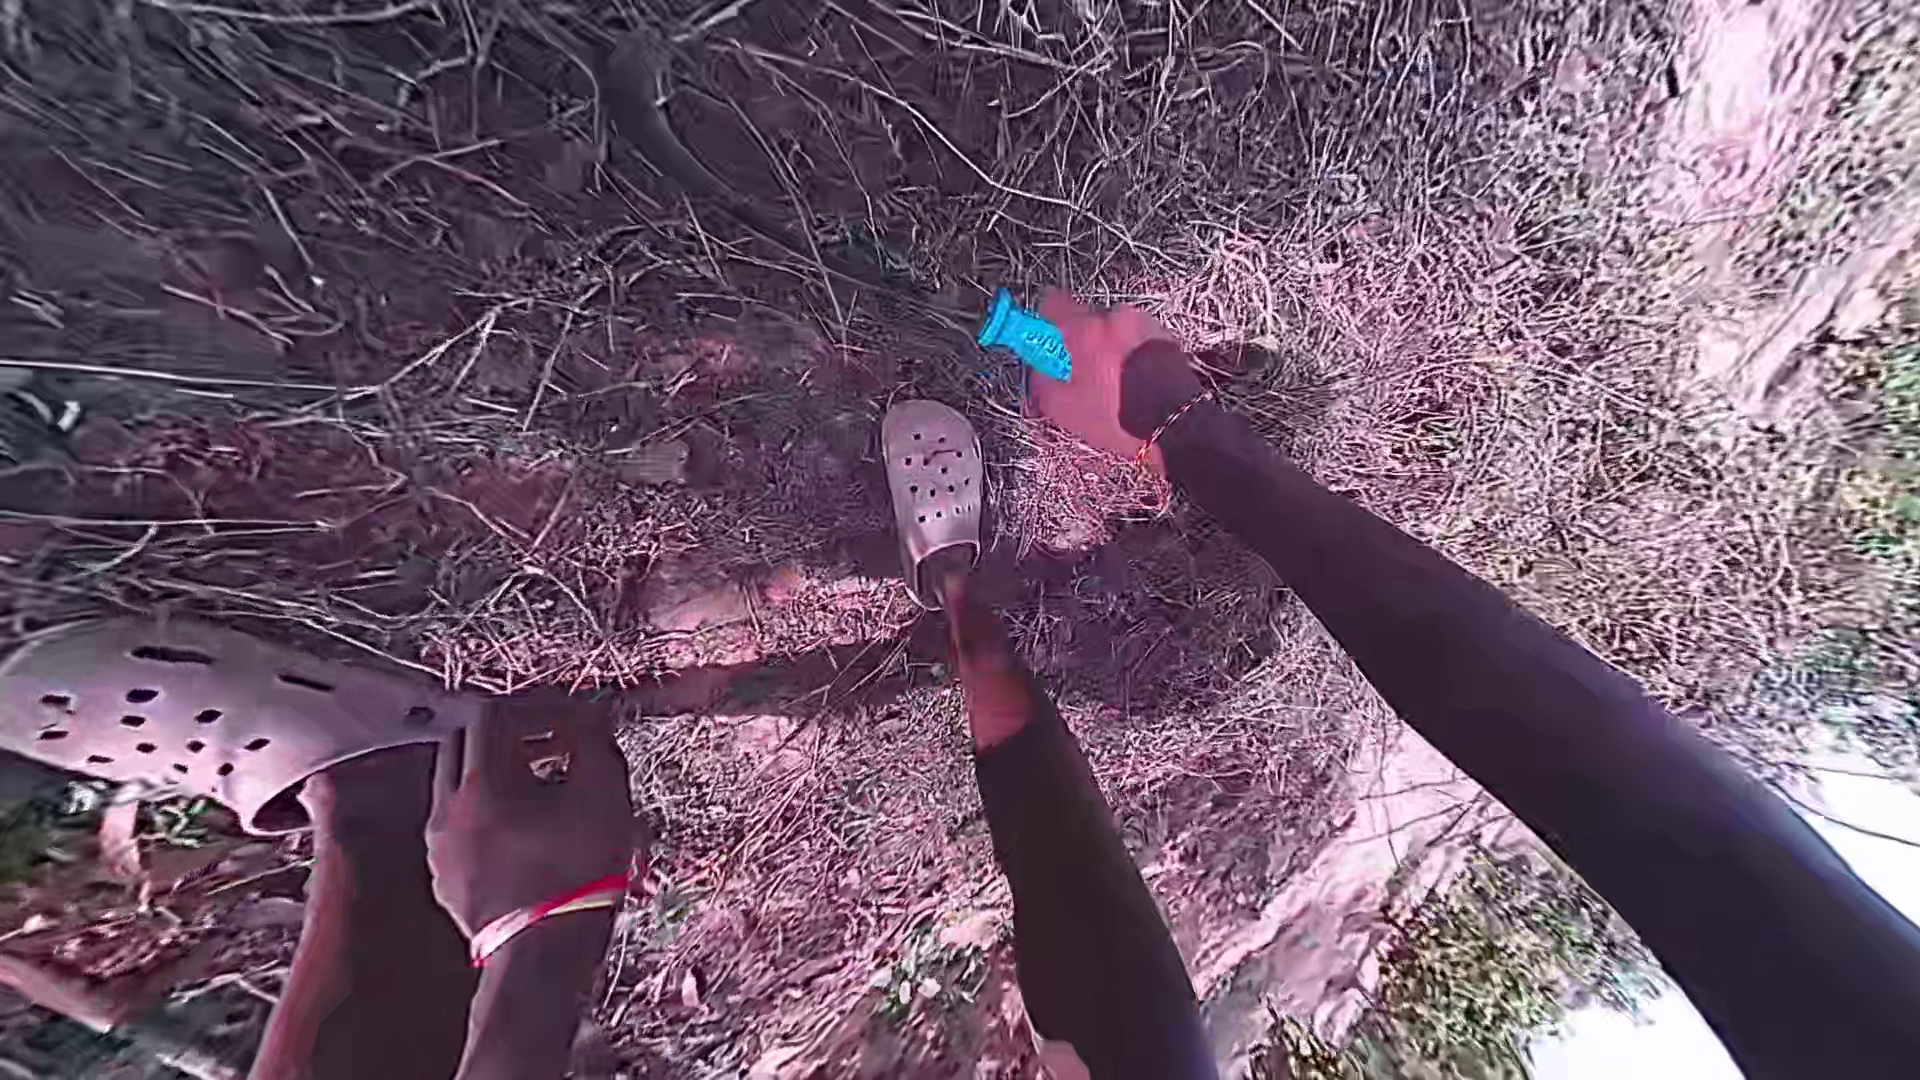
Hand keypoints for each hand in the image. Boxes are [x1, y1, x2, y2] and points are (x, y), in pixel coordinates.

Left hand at [426, 692, 634, 939]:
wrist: (548, 943)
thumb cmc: (579, 863)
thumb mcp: (602, 787)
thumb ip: (593, 739)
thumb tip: (590, 712)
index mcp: (483, 783)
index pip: (494, 715)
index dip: (537, 706)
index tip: (570, 716)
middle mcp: (448, 808)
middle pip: (467, 741)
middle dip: (515, 729)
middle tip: (557, 735)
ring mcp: (440, 843)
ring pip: (459, 779)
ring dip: (501, 763)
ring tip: (550, 772)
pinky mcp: (446, 871)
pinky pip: (459, 816)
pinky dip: (491, 799)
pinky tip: (532, 814)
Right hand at [1033, 290, 1202, 468]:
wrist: (1174, 424)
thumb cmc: (1121, 417)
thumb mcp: (1063, 408)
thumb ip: (1042, 381)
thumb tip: (1037, 371)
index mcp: (1085, 330)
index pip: (1051, 304)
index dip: (1041, 323)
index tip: (1039, 339)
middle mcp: (1115, 318)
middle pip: (1084, 321)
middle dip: (1077, 346)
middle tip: (1075, 377)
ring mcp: (1143, 325)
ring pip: (1112, 332)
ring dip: (1105, 352)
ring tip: (1107, 388)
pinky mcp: (1164, 338)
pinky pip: (1135, 342)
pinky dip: (1128, 358)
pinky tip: (1128, 386)